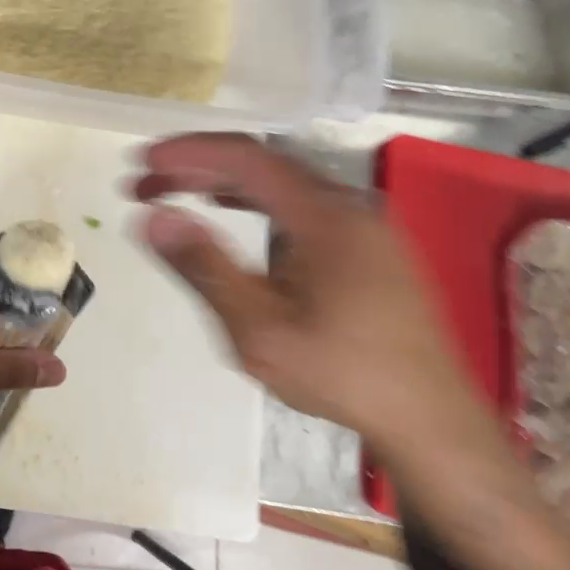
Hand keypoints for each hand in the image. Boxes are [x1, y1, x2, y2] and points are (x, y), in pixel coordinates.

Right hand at [129, 134, 484, 446]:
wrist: (429, 417)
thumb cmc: (341, 374)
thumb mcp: (258, 329)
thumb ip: (204, 268)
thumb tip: (152, 217)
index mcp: (326, 217)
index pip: (247, 159)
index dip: (188, 153)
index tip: (140, 162)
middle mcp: (348, 207)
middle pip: (263, 164)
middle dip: (197, 166)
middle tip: (142, 185)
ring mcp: (362, 226)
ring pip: (281, 184)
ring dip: (222, 183)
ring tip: (172, 194)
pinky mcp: (366, 248)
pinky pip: (298, 206)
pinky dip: (252, 202)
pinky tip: (229, 215)